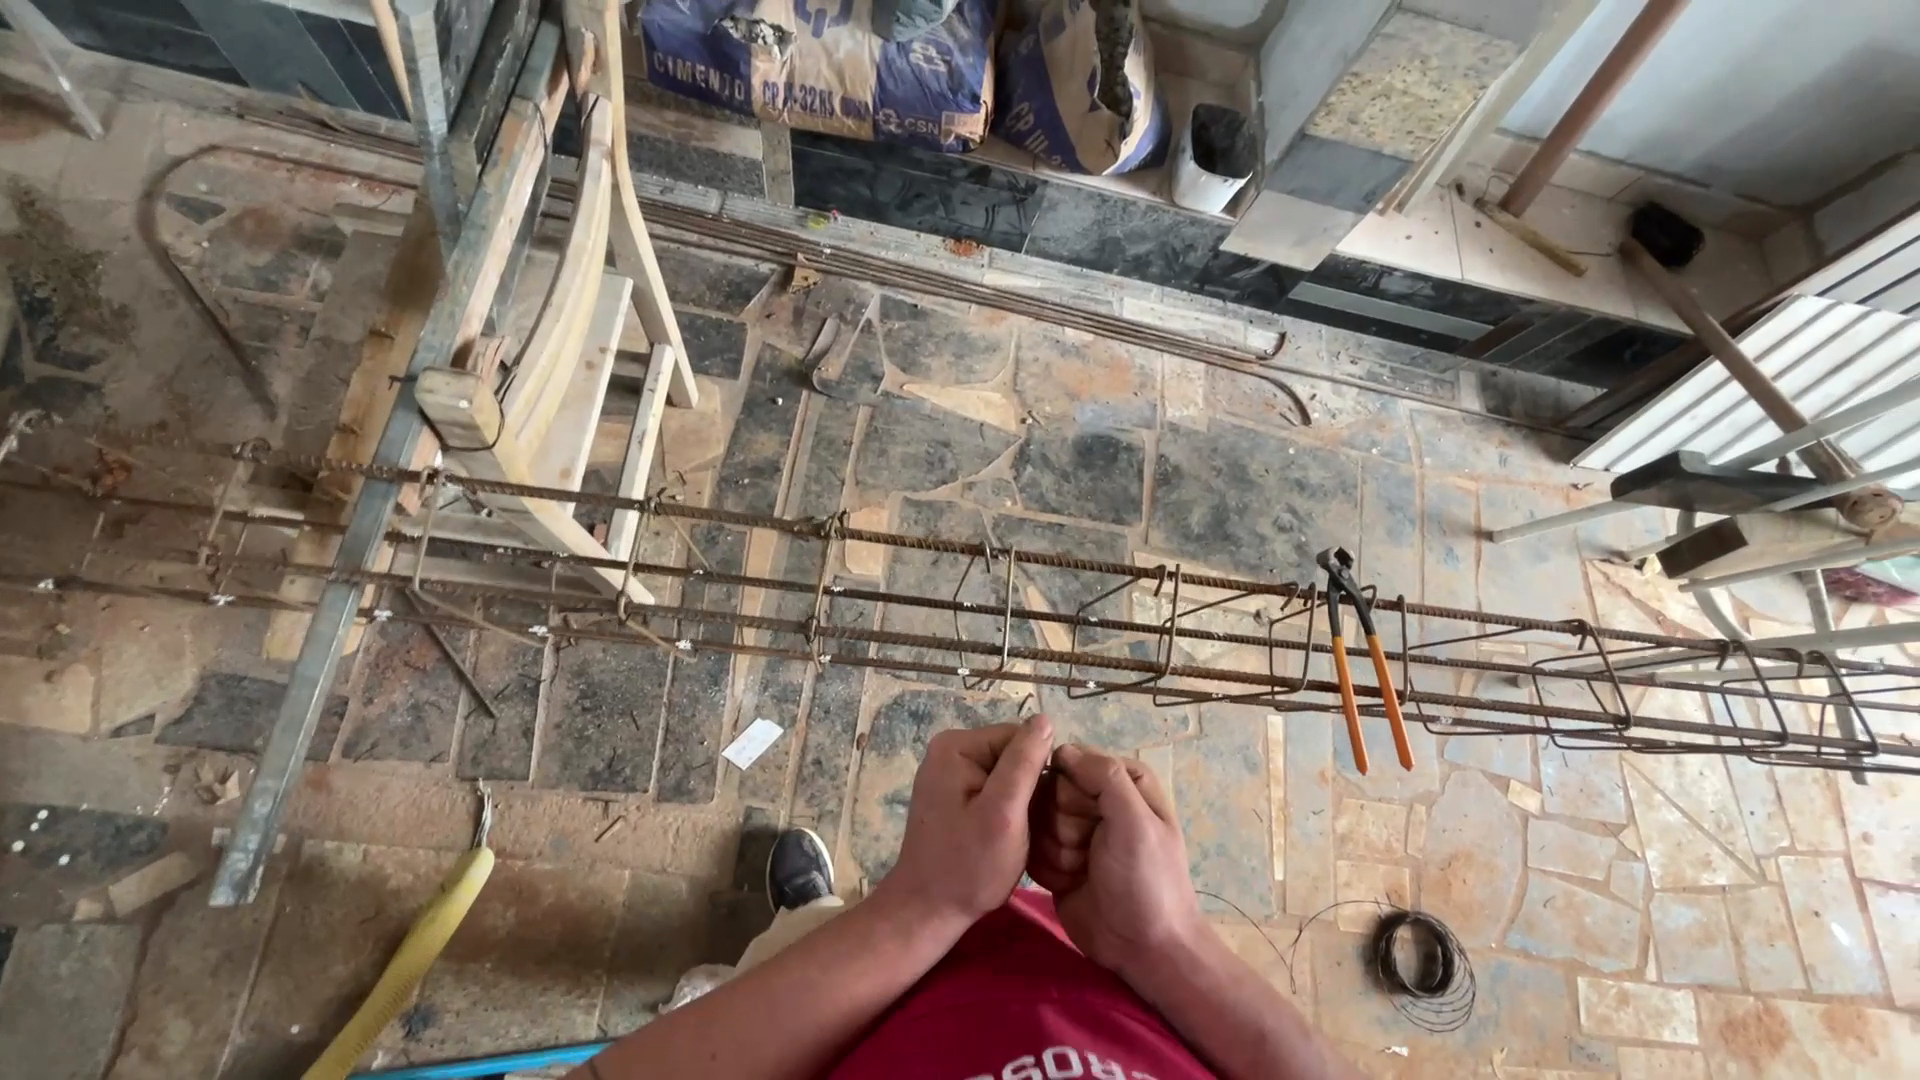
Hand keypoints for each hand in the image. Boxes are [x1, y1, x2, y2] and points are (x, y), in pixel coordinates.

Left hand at [874, 714, 1054, 928]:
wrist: (929, 910)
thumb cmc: (968, 866)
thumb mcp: (1003, 813)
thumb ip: (1024, 764)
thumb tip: (1045, 719)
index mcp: (956, 746)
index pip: (1019, 738)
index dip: (1039, 771)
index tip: (1042, 809)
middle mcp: (950, 750)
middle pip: (1013, 754)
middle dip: (1030, 788)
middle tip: (1032, 827)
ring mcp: (951, 773)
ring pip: (1009, 774)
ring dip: (1022, 802)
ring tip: (1020, 834)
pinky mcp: (955, 795)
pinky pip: (995, 790)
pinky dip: (1008, 811)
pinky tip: (1007, 836)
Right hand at [1027, 744, 1203, 978]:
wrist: (1143, 948)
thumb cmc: (1147, 880)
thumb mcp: (1135, 822)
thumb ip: (1104, 777)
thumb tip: (1062, 750)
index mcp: (1123, 780)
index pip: (1070, 762)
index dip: (1072, 790)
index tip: (1092, 818)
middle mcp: (1097, 799)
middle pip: (1049, 790)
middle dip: (1063, 824)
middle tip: (1089, 850)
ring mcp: (1075, 830)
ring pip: (1035, 819)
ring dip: (1055, 849)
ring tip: (1081, 870)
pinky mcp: (1056, 858)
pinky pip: (1030, 847)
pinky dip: (1047, 867)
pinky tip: (1068, 883)